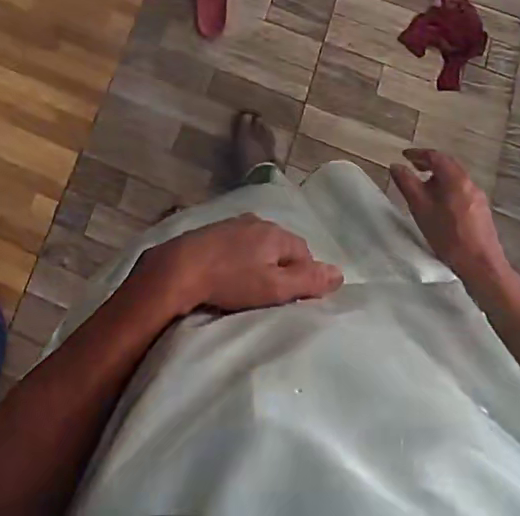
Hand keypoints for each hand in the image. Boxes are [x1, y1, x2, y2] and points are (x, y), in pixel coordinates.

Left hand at [135, 214, 343, 315]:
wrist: (179, 268)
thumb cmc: (230, 281)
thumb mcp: (274, 288)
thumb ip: (308, 280)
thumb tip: (340, 273)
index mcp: (276, 232)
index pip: (305, 253)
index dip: (304, 277)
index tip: (293, 299)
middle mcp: (257, 221)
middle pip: (282, 246)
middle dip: (283, 268)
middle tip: (272, 295)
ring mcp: (233, 223)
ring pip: (259, 244)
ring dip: (260, 262)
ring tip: (250, 287)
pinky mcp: (213, 231)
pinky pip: (239, 244)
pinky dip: (241, 258)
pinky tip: (230, 274)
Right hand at [391, 148, 508, 283]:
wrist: (481, 266)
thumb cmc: (448, 236)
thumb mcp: (421, 209)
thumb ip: (407, 184)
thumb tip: (396, 166)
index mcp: (456, 179)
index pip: (436, 157)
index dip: (418, 154)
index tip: (404, 155)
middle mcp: (470, 183)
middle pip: (448, 165)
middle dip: (429, 164)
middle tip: (413, 167)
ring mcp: (478, 198)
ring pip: (456, 179)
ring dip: (438, 178)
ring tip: (423, 187)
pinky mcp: (481, 211)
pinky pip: (461, 191)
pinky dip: (447, 189)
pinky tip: (439, 205)